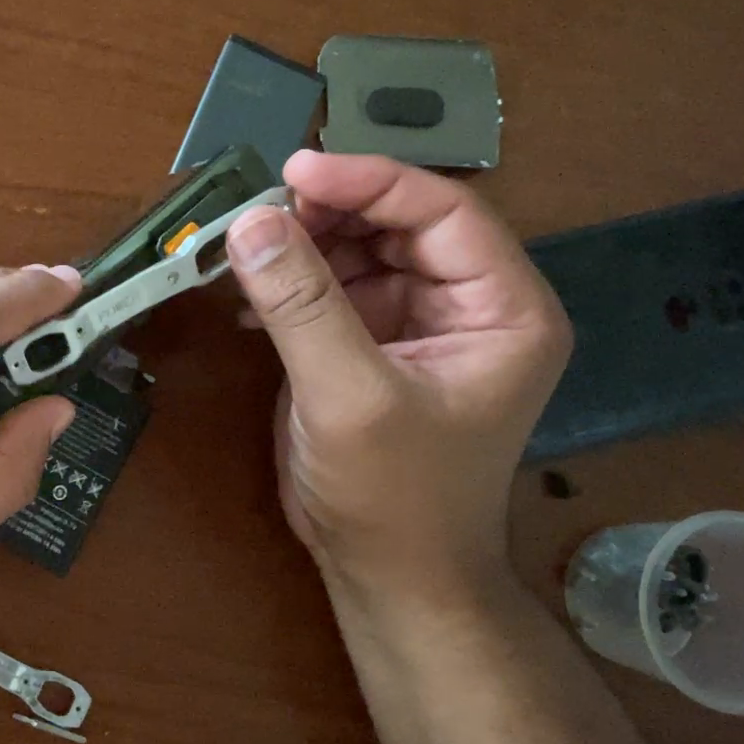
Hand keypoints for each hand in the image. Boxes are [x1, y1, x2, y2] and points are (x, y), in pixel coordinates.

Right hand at [224, 151, 571, 593]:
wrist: (386, 570)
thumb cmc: (392, 492)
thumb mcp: (349, 395)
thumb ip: (301, 305)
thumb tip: (249, 222)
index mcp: (502, 308)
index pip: (443, 211)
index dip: (370, 182)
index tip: (292, 172)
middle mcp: (464, 306)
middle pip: (397, 227)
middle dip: (327, 215)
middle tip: (256, 214)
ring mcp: (411, 328)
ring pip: (355, 256)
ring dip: (298, 248)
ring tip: (241, 250)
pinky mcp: (364, 351)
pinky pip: (325, 295)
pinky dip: (284, 287)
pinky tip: (244, 293)